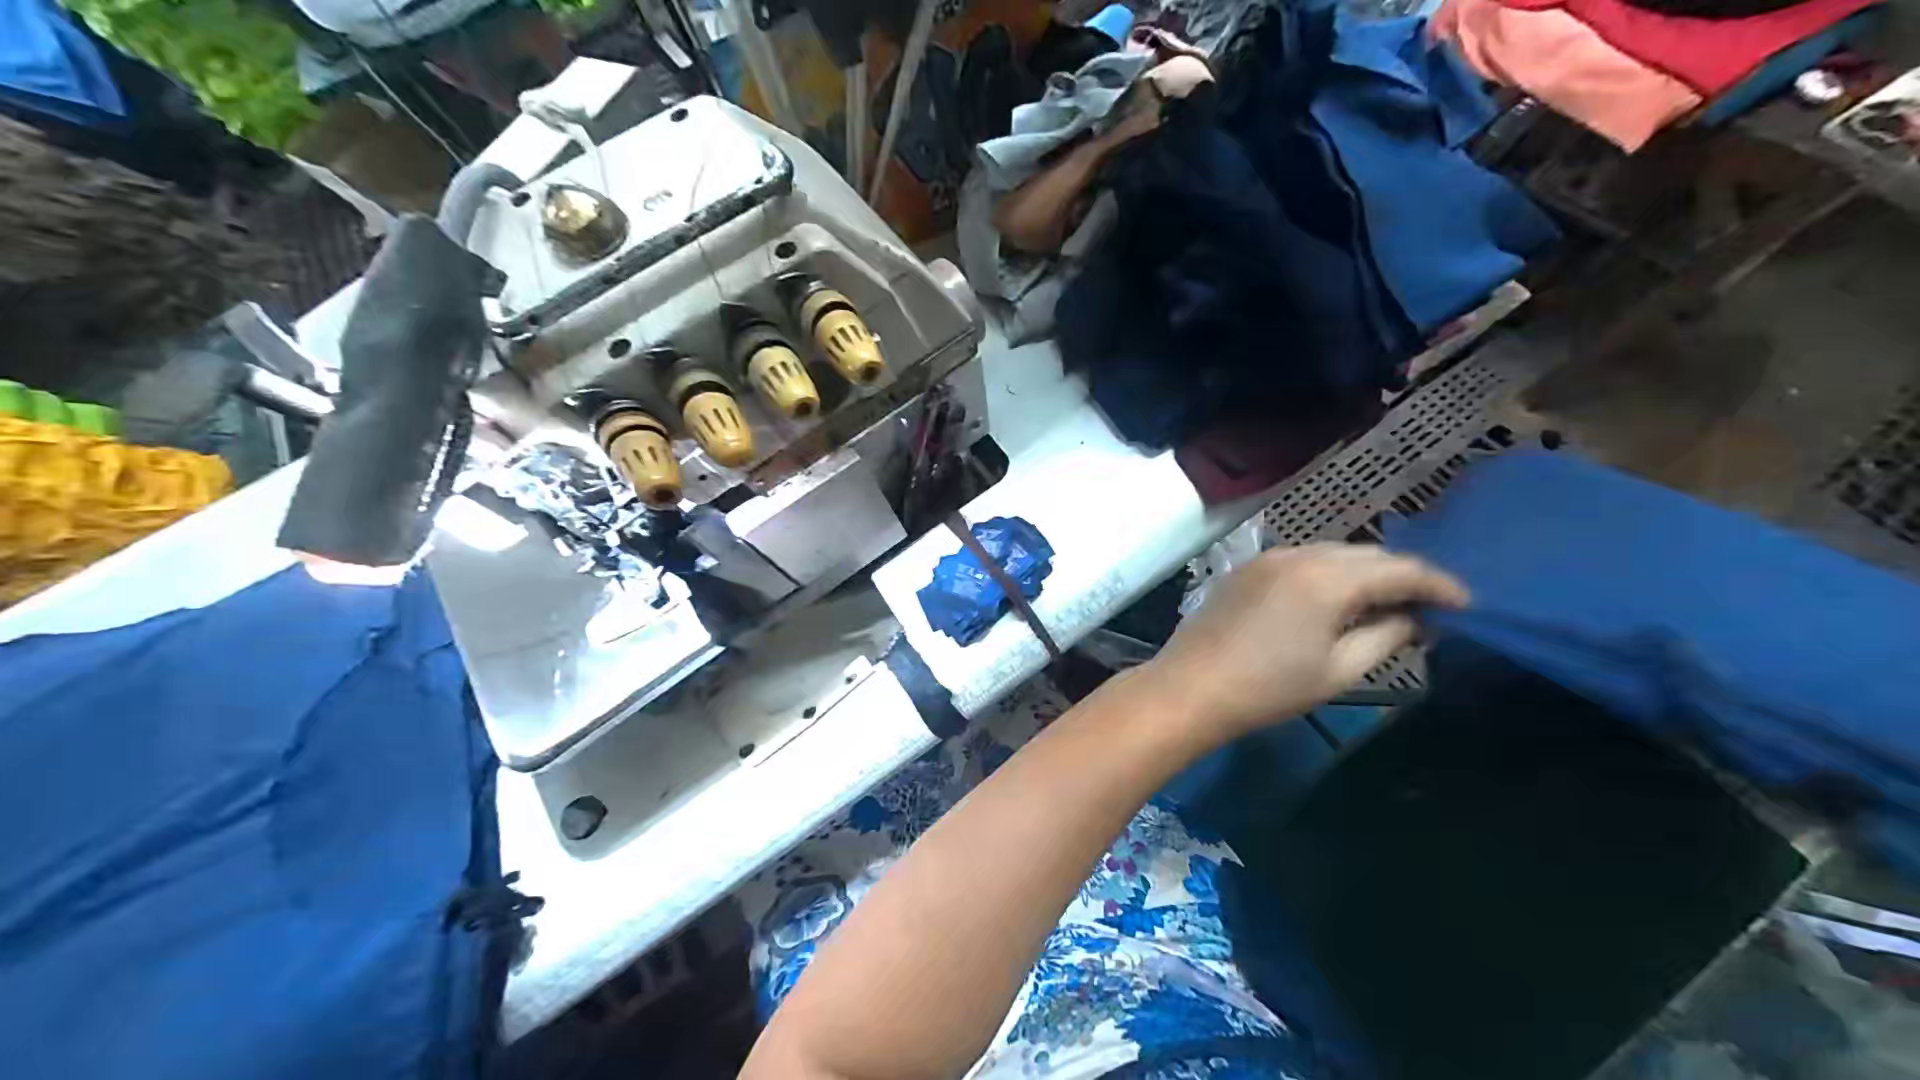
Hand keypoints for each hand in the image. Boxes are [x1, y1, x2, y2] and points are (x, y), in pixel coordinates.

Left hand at [1141, 543, 1468, 740]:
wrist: (1190, 687)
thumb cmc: (1268, 688)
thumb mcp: (1339, 670)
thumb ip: (1387, 636)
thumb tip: (1416, 618)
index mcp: (1327, 578)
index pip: (1400, 569)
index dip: (1439, 585)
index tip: (1467, 606)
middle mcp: (1298, 555)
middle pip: (1367, 554)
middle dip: (1402, 575)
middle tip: (1429, 606)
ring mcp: (1267, 558)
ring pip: (1333, 553)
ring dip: (1365, 572)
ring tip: (1388, 603)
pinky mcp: (1246, 568)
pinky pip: (1302, 560)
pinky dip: (1330, 573)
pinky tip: (1338, 599)